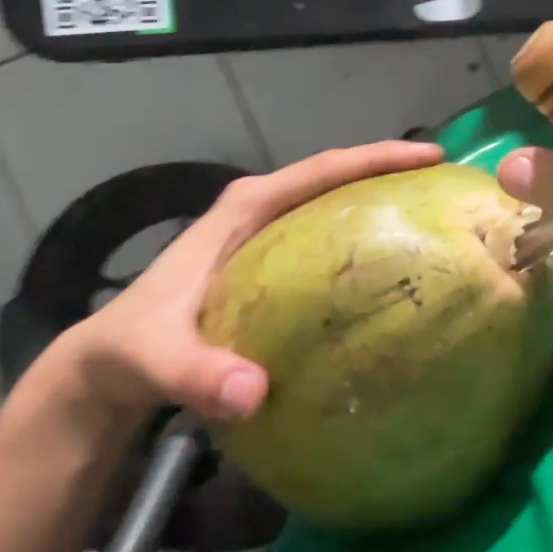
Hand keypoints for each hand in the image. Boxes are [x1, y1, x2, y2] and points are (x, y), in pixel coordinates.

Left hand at [55, 141, 445, 420]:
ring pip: (334, 207)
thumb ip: (199, 373)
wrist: (106, 369)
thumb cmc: (133, 348)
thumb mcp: (157, 358)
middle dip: (390, 173)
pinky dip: (361, 240)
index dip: (376, 158)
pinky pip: (327, 242)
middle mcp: (259, 214)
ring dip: (380, 203)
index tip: (430, 158)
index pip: (320, 171)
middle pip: (336, 179)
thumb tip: (255, 393)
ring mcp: (265, 239)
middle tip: (447, 185)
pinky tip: (392, 268)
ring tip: (434, 215)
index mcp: (243, 211)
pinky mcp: (270, 268)